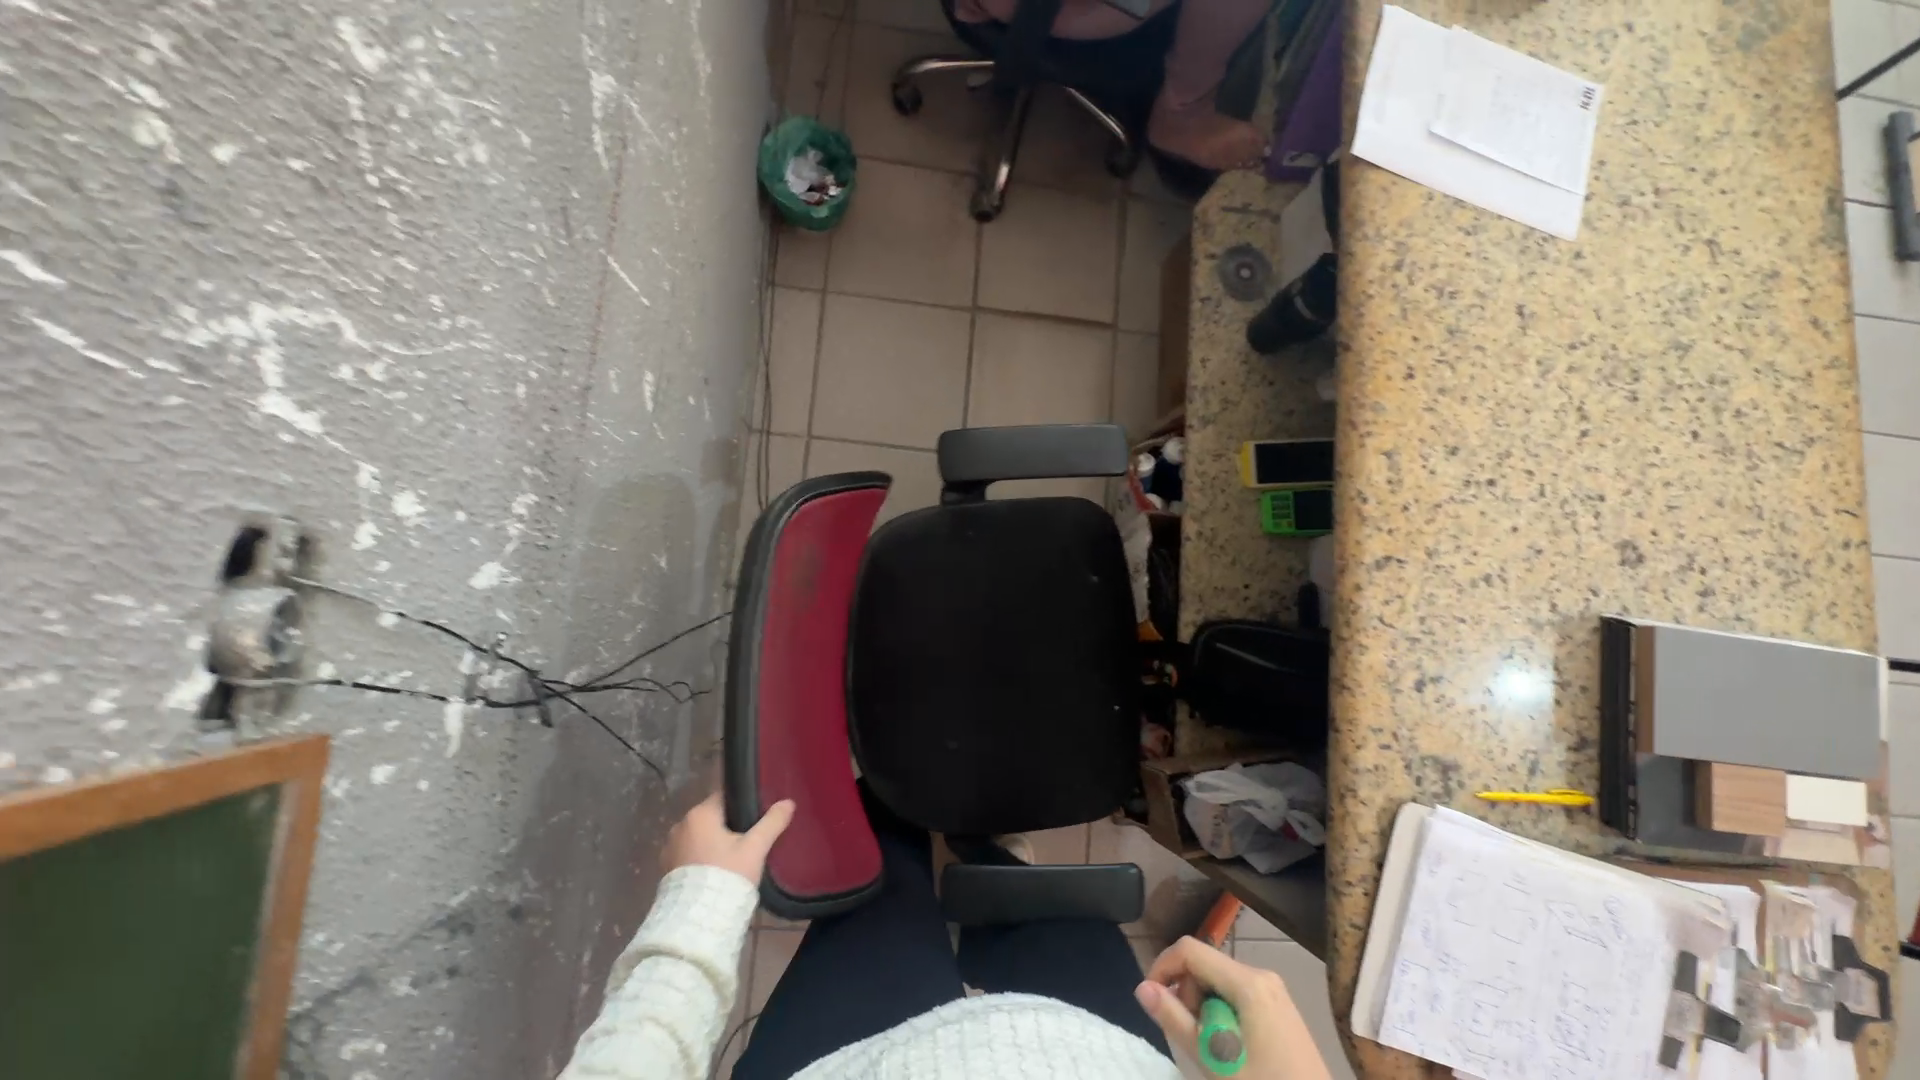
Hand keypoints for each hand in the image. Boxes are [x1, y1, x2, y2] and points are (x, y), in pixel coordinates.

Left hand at [660, 792, 795, 885]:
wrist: (697, 919)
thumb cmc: (727, 875)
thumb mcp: (755, 848)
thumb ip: (772, 823)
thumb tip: (788, 802)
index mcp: (700, 814)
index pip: (724, 797)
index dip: (742, 806)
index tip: (755, 820)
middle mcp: (680, 825)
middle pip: (711, 818)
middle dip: (727, 828)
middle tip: (747, 844)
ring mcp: (669, 848)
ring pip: (698, 837)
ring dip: (711, 844)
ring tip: (730, 862)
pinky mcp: (665, 868)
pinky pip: (688, 855)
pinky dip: (700, 860)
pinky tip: (713, 874)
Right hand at [1135, 936, 1334, 1079]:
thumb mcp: (1215, 1061)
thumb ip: (1176, 1021)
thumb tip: (1142, 988)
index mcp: (1247, 982)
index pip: (1189, 950)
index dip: (1162, 968)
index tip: (1153, 1003)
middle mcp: (1261, 975)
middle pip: (1204, 965)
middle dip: (1187, 995)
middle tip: (1192, 1038)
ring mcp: (1273, 989)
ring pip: (1218, 981)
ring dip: (1203, 1007)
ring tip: (1213, 1048)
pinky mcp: (1278, 1005)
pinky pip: (1235, 994)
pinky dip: (1221, 1013)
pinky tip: (1229, 1046)